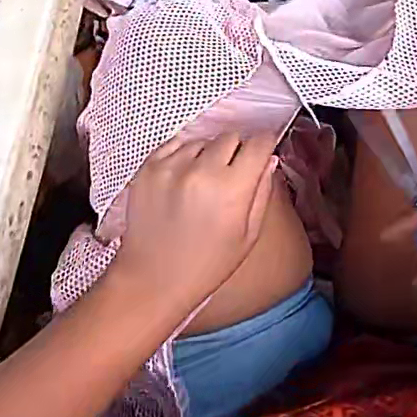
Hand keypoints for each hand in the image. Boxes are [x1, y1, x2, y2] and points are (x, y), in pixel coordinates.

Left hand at [106, 132, 277, 307]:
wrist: (153, 279)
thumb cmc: (208, 264)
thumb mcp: (250, 234)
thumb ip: (263, 191)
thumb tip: (269, 159)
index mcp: (231, 188)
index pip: (259, 142)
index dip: (265, 144)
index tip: (264, 151)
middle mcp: (201, 170)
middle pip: (231, 137)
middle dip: (238, 150)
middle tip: (233, 173)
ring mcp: (170, 167)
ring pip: (203, 140)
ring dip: (210, 153)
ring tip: (205, 180)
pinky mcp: (147, 169)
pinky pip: (175, 144)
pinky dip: (184, 154)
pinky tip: (186, 177)